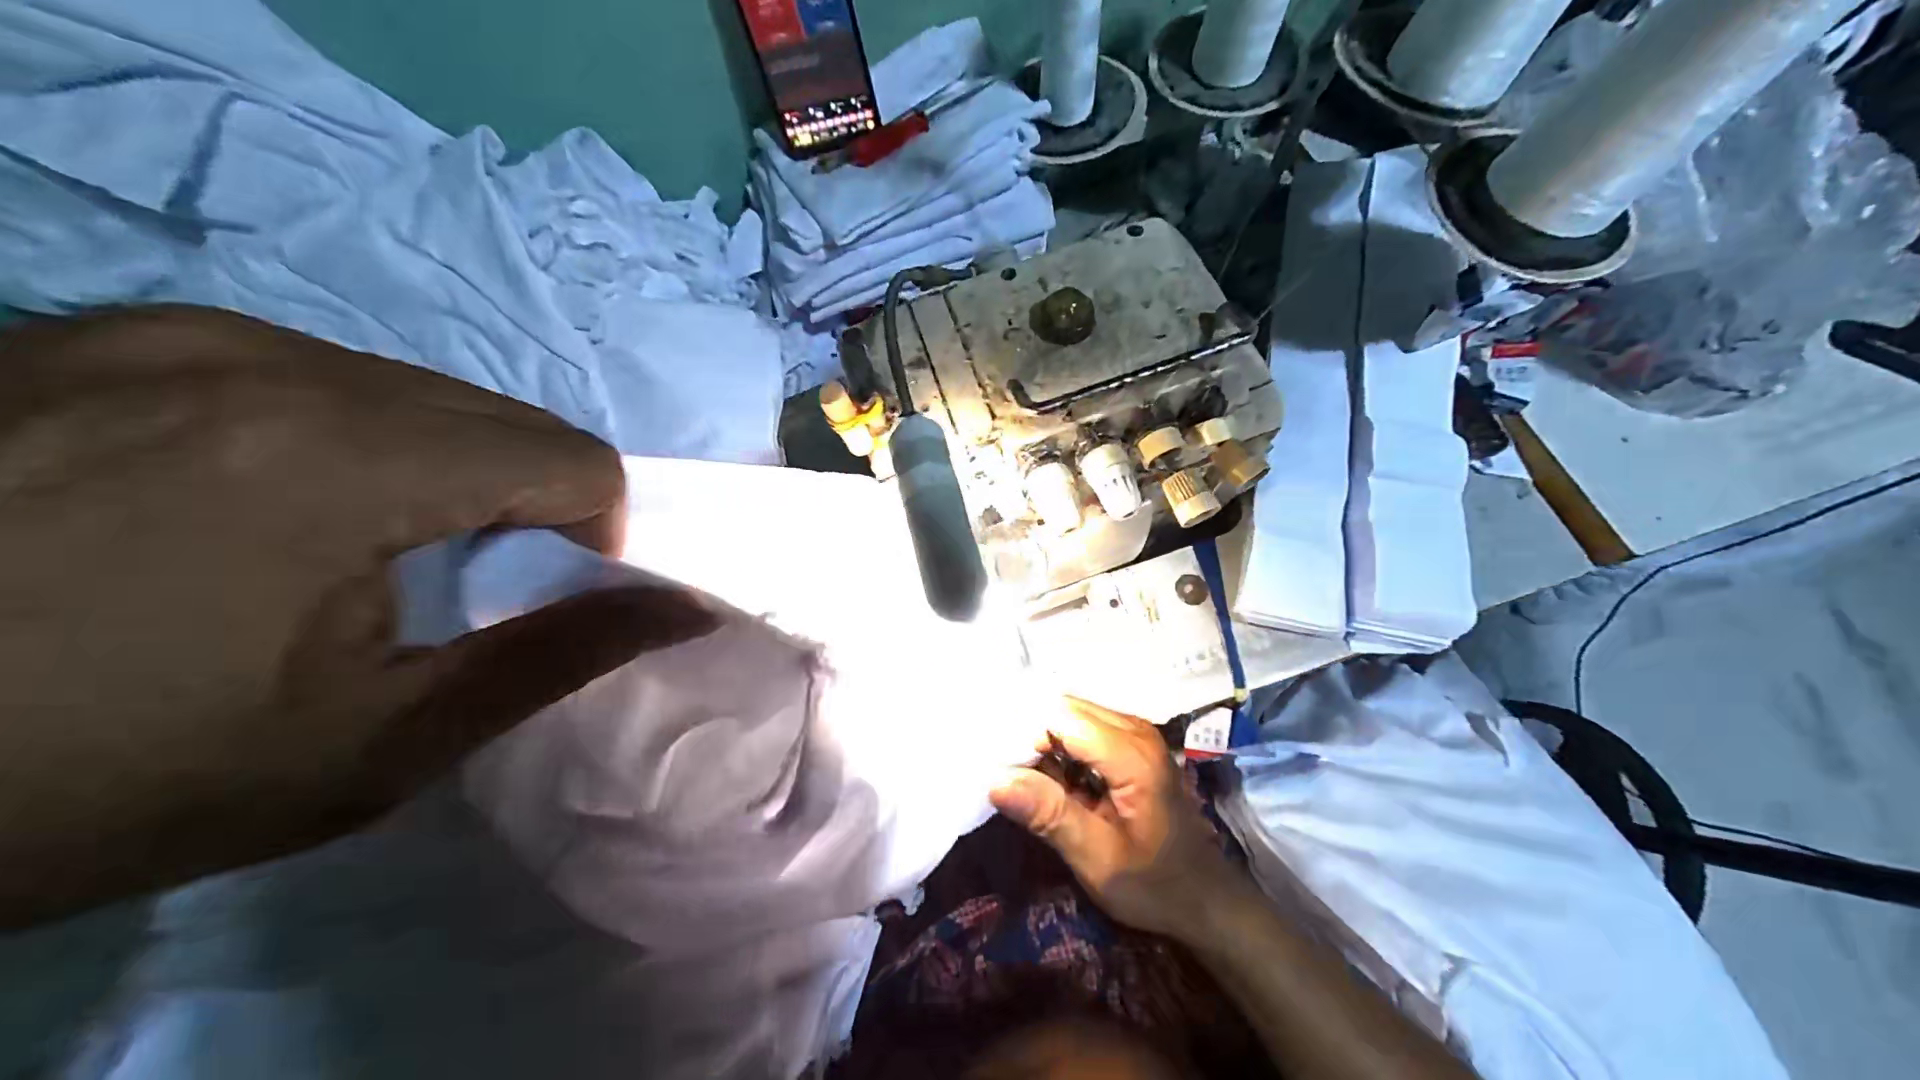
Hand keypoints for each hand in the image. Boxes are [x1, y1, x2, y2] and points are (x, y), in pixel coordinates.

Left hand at [0, 306, 717, 927]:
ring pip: (415, 388)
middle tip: (457, 584)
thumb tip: (690, 608)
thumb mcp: (369, 746)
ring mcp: (170, 330)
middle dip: (523, 497)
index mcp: (340, 457)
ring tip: (355, 550)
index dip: (595, 531)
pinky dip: (348, 436)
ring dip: (438, 466)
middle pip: (501, 414)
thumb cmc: (96, 772)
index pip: (572, 457)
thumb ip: (553, 659)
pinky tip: (261, 507)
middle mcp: (268, 358)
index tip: (539, 596)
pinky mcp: (99, 329)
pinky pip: (313, 373)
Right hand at [990, 697, 1253, 941]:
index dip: (1021, 735)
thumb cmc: (1154, 884)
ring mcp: (1134, 733)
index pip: (1059, 717)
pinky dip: (1058, 748)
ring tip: (1016, 777)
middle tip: (1000, 772)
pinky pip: (1082, 728)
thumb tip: (995, 780)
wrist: (1205, 899)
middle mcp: (1134, 730)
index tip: (992, 764)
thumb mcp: (1097, 859)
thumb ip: (1049, 815)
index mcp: (1132, 754)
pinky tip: (1045, 779)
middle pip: (1062, 709)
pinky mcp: (1130, 743)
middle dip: (1027, 735)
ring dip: (1040, 742)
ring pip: (1069, 716)